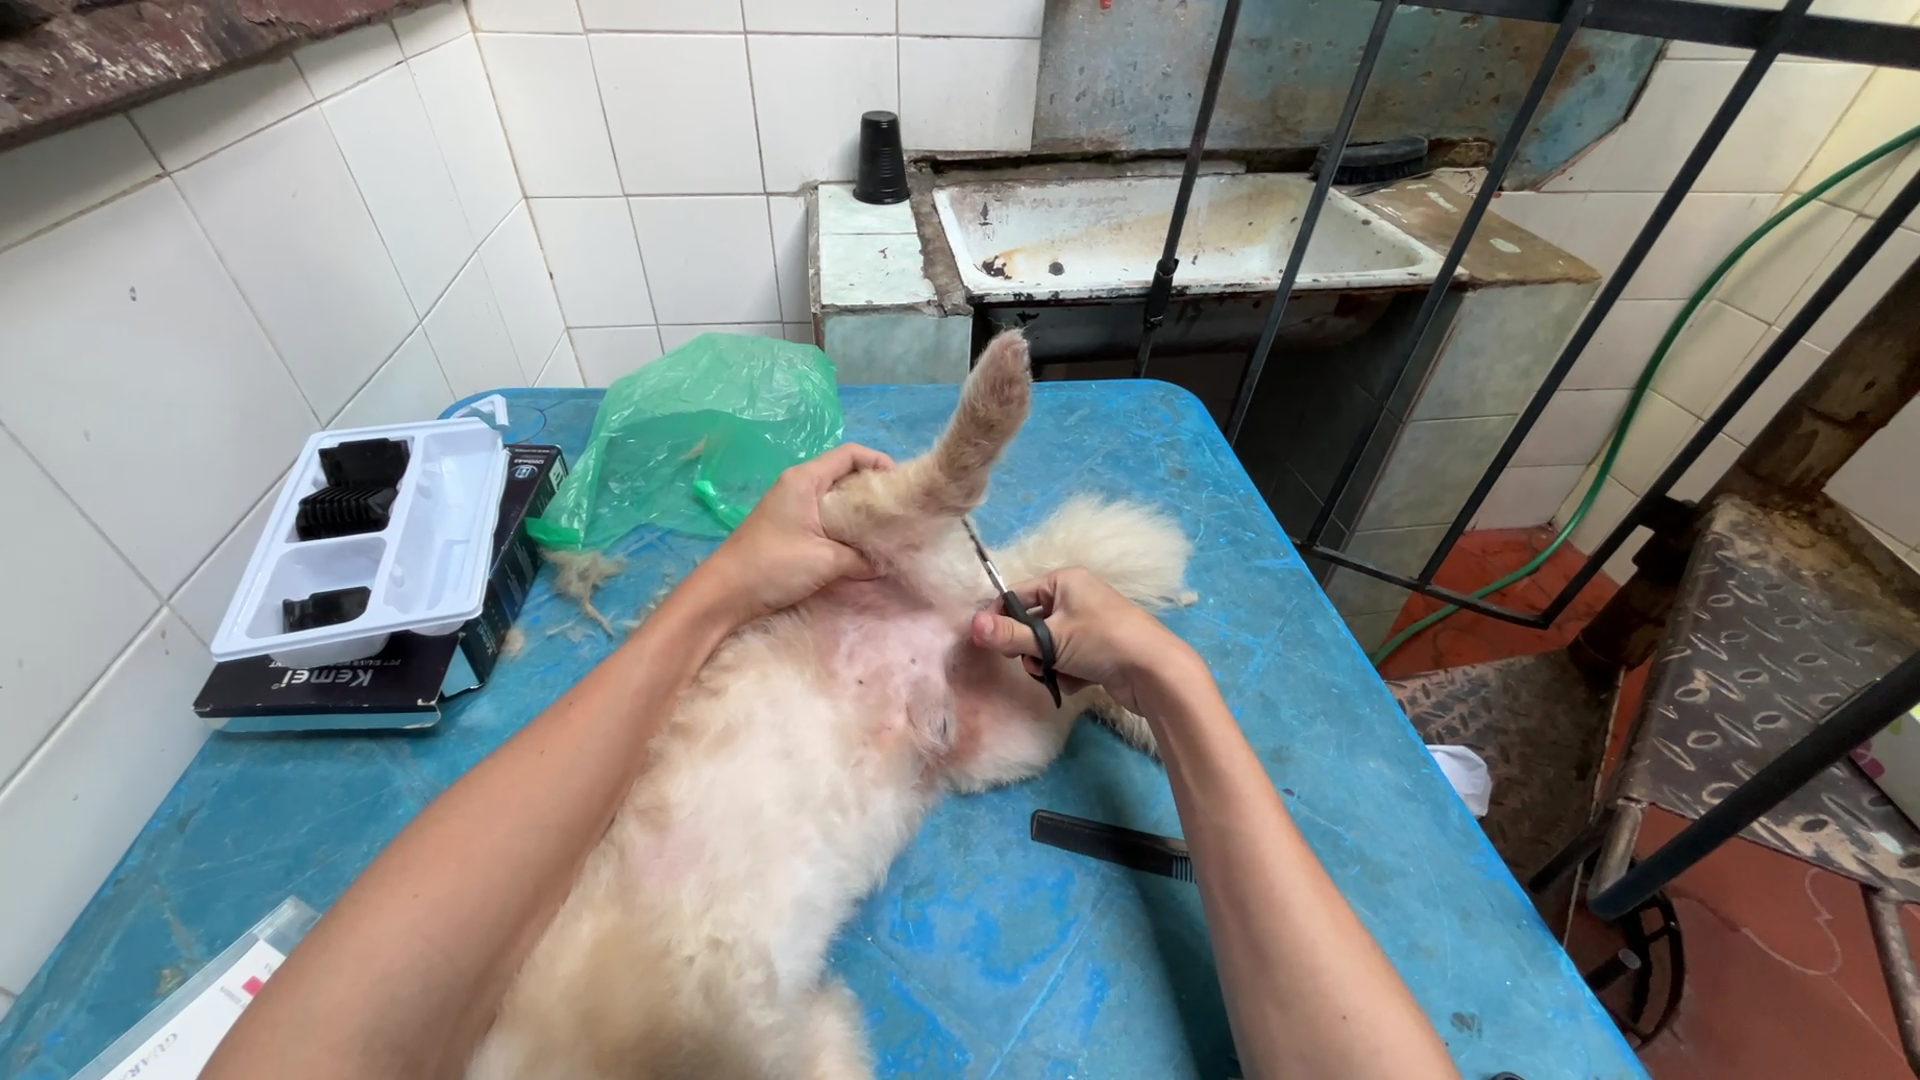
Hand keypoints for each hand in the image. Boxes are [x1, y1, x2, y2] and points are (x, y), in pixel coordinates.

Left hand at [693, 443, 893, 623]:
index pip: (851, 454)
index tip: (901, 484)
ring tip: (886, 528)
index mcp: (805, 479)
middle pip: (845, 473)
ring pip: (837, 498)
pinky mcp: (791, 527)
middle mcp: (799, 485)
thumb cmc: (773, 566)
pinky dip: (846, 526)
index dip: (880, 462)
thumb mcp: (826, 561)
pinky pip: (826, 517)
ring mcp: (793, 506)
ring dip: (861, 510)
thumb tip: (885, 562)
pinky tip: (862, 545)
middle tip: (899, 510)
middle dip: (874, 488)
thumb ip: (861, 557)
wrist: (725, 593)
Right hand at [968, 567, 1204, 716]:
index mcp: (1065, 581)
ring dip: (1049, 664)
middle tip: (1030, 663)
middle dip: (1030, 648)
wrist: (1156, 672)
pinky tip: (1080, 681)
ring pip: (1050, 645)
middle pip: (1033, 623)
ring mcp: (1090, 624)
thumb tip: (972, 625)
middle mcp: (1077, 597)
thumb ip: (1010, 635)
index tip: (992, 644)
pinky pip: (1069, 658)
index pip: (1018, 595)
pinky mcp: (1099, 649)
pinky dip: (1069, 672)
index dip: (1002, 619)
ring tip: (1058, 674)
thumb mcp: (1051, 639)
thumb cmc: (1102, 642)